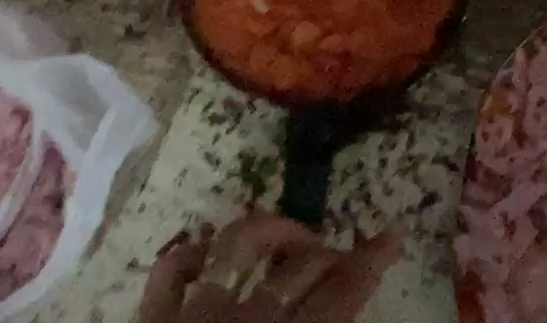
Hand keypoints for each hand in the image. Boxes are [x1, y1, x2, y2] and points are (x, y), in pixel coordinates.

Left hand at [136, 213, 403, 322]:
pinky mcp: (152, 321)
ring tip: (288, 241)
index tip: (394, 234)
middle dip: (330, 254)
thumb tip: (348, 319)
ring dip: (272, 232)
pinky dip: (192, 254)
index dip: (372, 259)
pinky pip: (171, 268)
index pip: (342, 292)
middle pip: (301, 264)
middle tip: (340, 261)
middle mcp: (246, 321)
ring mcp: (195, 314)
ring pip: (240, 242)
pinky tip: (209, 255)